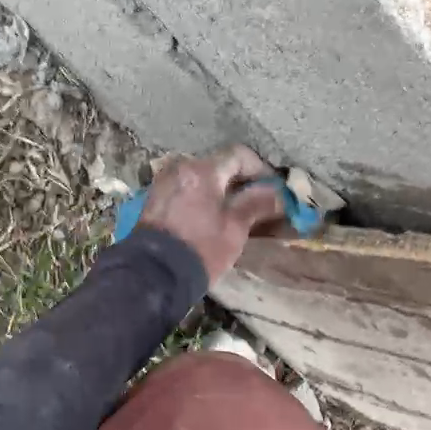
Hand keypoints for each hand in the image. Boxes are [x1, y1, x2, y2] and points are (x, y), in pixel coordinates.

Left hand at [136, 145, 285, 281]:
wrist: (153, 275)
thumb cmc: (200, 250)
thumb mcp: (235, 228)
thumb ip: (256, 204)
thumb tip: (278, 192)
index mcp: (202, 170)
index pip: (239, 154)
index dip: (261, 169)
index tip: (273, 190)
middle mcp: (181, 167)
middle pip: (219, 164)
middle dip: (241, 180)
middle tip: (259, 202)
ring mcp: (165, 181)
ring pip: (202, 177)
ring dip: (221, 189)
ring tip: (237, 212)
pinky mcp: (156, 198)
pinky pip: (187, 188)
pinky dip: (203, 196)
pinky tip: (212, 216)